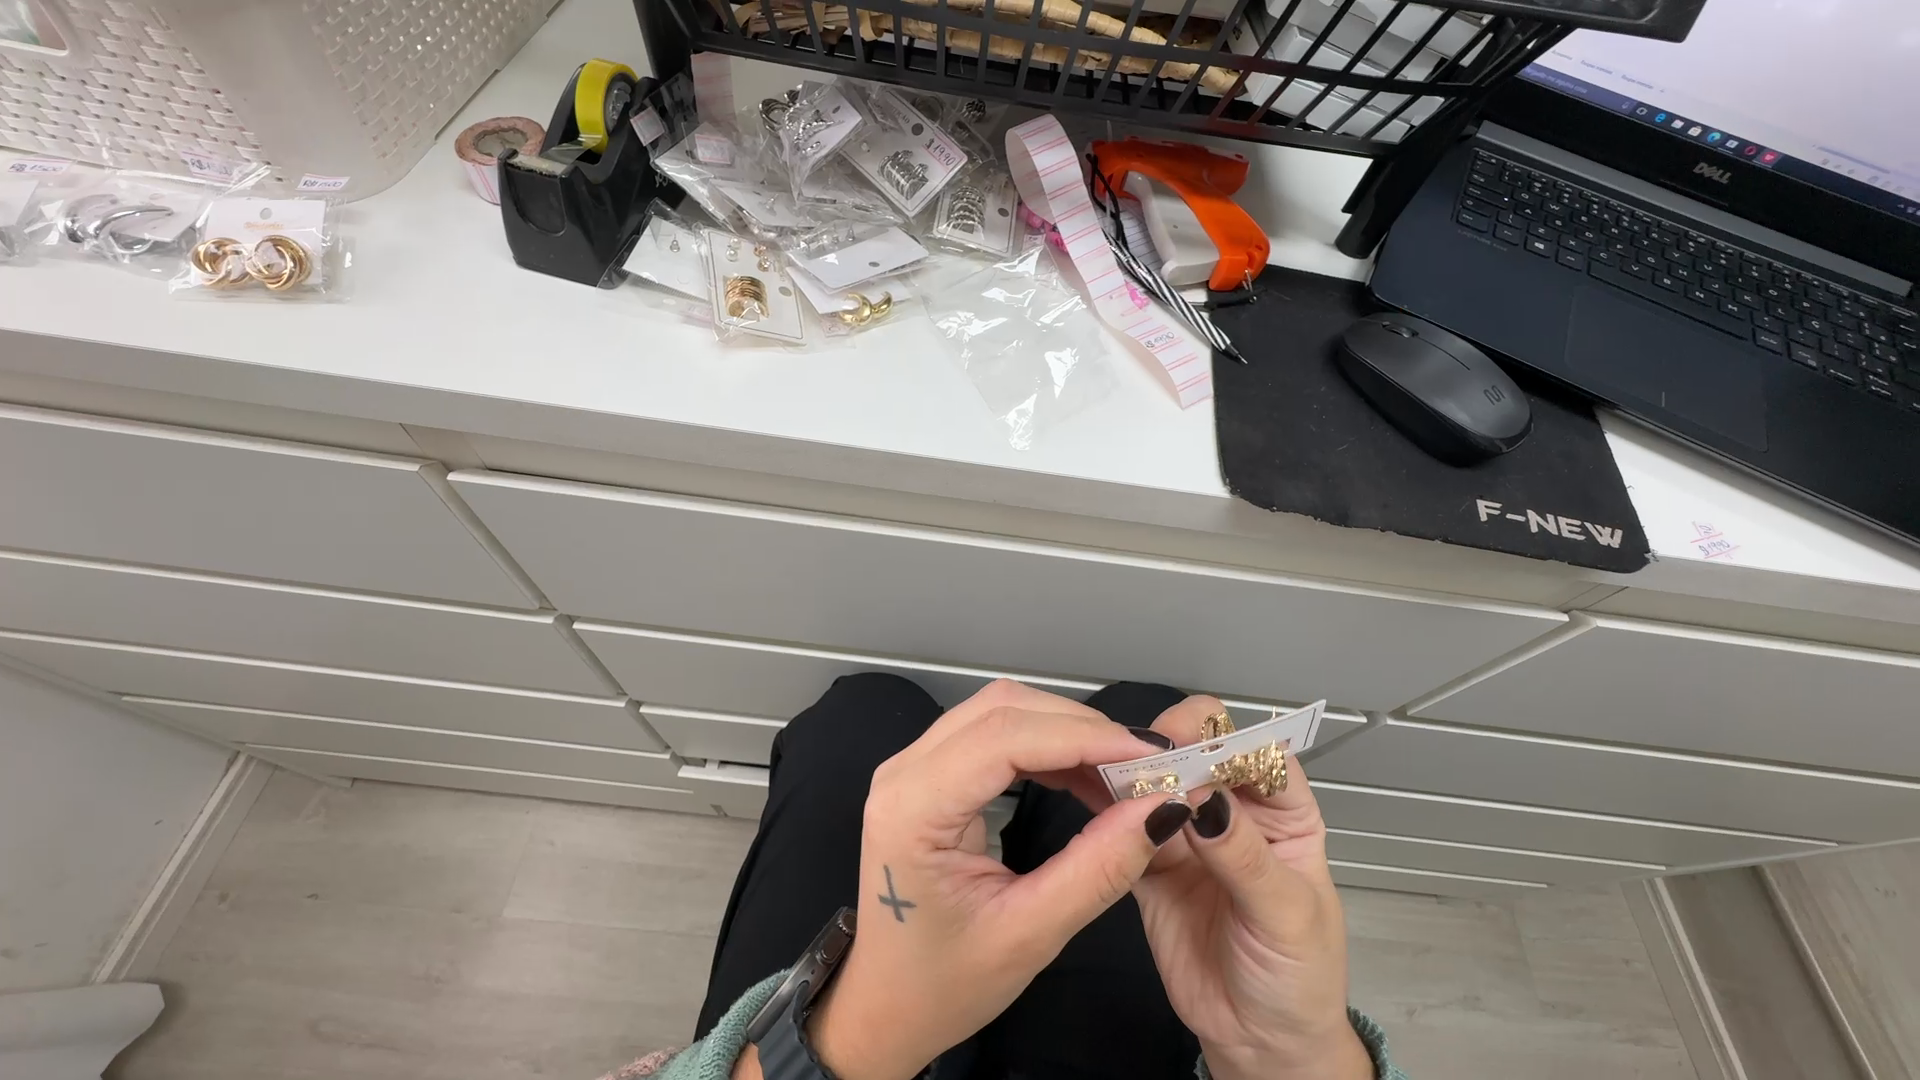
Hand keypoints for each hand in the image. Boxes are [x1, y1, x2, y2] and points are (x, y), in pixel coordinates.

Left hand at [804, 681, 1190, 1079]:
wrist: (883, 1006)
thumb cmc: (945, 983)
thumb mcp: (1030, 934)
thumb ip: (1098, 868)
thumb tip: (1164, 807)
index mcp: (914, 808)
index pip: (1005, 737)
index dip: (1084, 736)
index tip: (1152, 756)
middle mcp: (904, 770)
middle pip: (1003, 709)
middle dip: (1081, 727)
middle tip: (1146, 765)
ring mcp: (911, 766)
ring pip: (1000, 712)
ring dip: (1066, 731)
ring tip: (1124, 774)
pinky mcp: (928, 773)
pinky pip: (993, 734)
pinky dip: (1046, 745)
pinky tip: (1085, 778)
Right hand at [1134, 696, 1373, 1079]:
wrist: (1259, 1044)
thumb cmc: (1299, 975)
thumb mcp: (1287, 916)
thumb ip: (1243, 855)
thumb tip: (1200, 796)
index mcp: (1281, 810)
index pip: (1254, 751)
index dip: (1220, 738)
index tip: (1182, 743)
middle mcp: (1232, 808)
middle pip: (1198, 753)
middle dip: (1169, 746)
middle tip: (1135, 759)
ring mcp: (1186, 832)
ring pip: (1156, 781)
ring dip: (1130, 769)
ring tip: (1100, 766)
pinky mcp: (1148, 861)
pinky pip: (1123, 823)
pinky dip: (1104, 803)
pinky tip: (1080, 786)